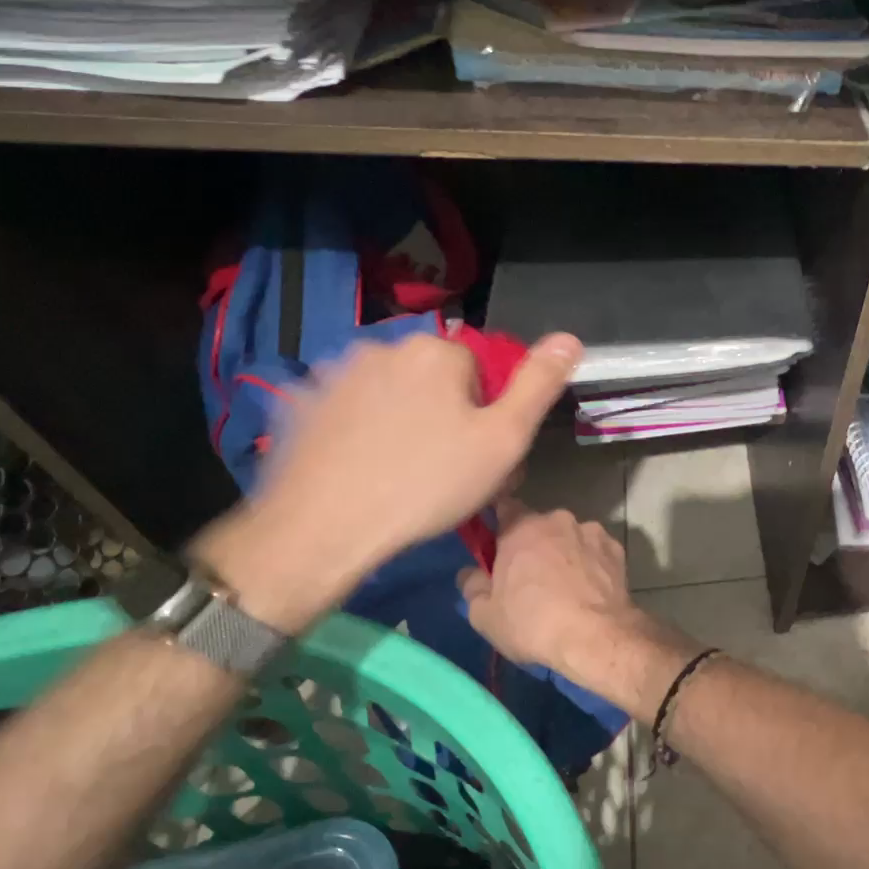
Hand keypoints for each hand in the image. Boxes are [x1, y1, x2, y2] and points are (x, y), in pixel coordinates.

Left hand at [201, 333, 580, 630]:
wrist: (320, 530)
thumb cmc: (426, 484)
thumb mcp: (503, 440)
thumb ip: (538, 385)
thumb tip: (570, 338)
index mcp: (435, 350)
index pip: (479, 370)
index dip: (486, 413)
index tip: (480, 454)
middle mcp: (382, 347)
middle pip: (433, 377)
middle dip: (446, 413)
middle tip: (448, 469)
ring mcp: (332, 373)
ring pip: (390, 391)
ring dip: (402, 418)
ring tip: (402, 472)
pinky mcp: (298, 403)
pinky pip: (346, 409)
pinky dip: (358, 429)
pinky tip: (361, 467)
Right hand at [456, 499, 635, 676]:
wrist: (595, 636)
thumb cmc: (531, 623)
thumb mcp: (484, 614)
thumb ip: (472, 586)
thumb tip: (471, 572)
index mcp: (522, 527)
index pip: (505, 506)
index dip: (499, 521)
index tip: (496, 541)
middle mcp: (559, 520)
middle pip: (539, 526)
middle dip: (533, 545)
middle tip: (529, 577)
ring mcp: (592, 531)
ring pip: (570, 537)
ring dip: (564, 553)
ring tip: (564, 587)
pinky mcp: (616, 549)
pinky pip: (595, 551)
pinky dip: (590, 563)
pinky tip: (588, 589)